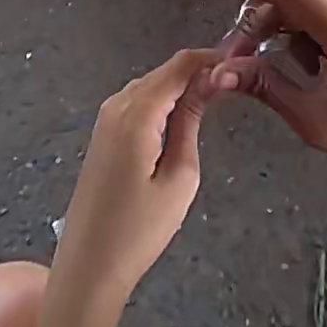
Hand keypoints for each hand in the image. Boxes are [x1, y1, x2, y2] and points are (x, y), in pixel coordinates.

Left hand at [50, 48, 222, 305]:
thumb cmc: (139, 230)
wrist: (87, 268)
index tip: (239, 62)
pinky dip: (162, 100)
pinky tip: (180, 117)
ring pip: (151, 85)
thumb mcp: (180, 177)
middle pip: (164, 72)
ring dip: (180, 85)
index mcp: (136, 112)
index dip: (209, 58)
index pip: (179, 66)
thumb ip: (191, 122)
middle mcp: (117, 105)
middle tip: (231, 82)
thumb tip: (208, 83)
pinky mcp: (103, 133)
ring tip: (212, 98)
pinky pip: (138, 102)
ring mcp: (105, 118)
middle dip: (197, 71)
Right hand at [207, 0, 326, 193]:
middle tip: (239, 63)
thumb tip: (221, 72)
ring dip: (283, 35)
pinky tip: (314, 71)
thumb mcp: (319, 123)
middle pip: (291, 0)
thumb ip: (268, 90)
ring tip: (290, 77)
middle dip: (259, 26)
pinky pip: (324, 15)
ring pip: (306, 8)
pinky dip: (305, 37)